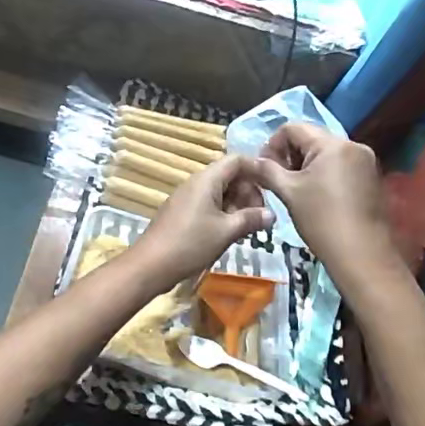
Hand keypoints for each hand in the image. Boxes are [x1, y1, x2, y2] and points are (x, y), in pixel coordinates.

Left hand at [127, 154, 272, 291]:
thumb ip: (251, 219)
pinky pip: (208, 205)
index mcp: (207, 179)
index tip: (273, 189)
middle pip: (230, 176)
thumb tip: (271, 214)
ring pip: (220, 193)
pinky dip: (223, 214)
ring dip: (237, 207)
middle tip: (259, 218)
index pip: (237, 160)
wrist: (151, 264)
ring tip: (246, 230)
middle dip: (248, 194)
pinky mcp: (182, 212)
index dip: (257, 170)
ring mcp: (187, 197)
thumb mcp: (226, 231)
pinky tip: (228, 234)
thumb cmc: (191, 243)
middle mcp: (196, 182)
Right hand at [253, 124, 391, 272]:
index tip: (264, 167)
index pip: (293, 128)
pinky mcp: (370, 177)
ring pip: (325, 152)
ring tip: (293, 188)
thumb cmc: (321, 220)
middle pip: (311, 138)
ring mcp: (365, 161)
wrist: (361, 255)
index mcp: (332, 144)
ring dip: (304, 165)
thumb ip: (267, 170)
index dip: (273, 144)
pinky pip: (339, 165)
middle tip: (276, 179)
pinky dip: (322, 173)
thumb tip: (253, 162)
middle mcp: (353, 145)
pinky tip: (314, 195)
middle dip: (289, 155)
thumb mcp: (288, 192)